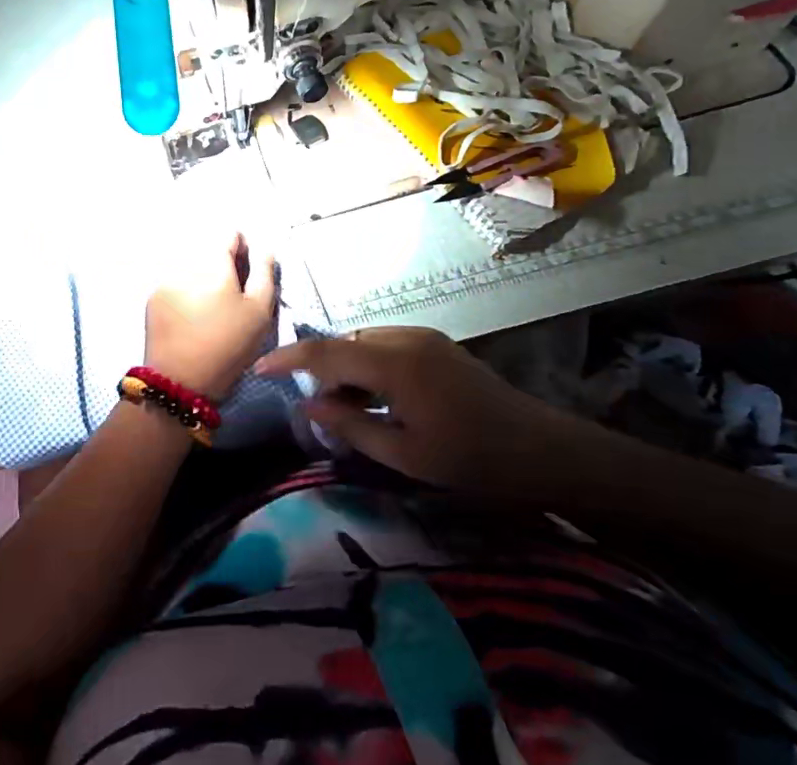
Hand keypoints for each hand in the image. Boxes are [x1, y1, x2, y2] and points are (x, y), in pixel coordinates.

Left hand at [143, 234, 278, 399]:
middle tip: (233, 297)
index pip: (229, 235)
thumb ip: (264, 273)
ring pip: (192, 269)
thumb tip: (263, 248)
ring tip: (213, 310)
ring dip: (204, 280)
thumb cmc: (228, 346)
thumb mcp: (260, 312)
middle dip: (223, 268)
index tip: (248, 273)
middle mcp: (184, 265)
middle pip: (209, 252)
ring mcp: (165, 282)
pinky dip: (188, 293)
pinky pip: (177, 285)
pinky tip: (194, 318)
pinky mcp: (153, 300)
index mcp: (212, 264)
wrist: (181, 382)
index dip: (243, 249)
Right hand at [255, 327, 587, 490]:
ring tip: (349, 409)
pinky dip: (369, 365)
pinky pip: (386, 344)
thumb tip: (310, 404)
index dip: (289, 358)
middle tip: (321, 412)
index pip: (328, 352)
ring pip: (365, 342)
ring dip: (347, 367)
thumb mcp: (403, 453)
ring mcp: (424, 337)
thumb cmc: (469, 458)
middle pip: (345, 343)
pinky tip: (377, 397)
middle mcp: (406, 338)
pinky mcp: (436, 344)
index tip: (260, 368)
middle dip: (322, 370)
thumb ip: (351, 424)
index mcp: (395, 364)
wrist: (537, 447)